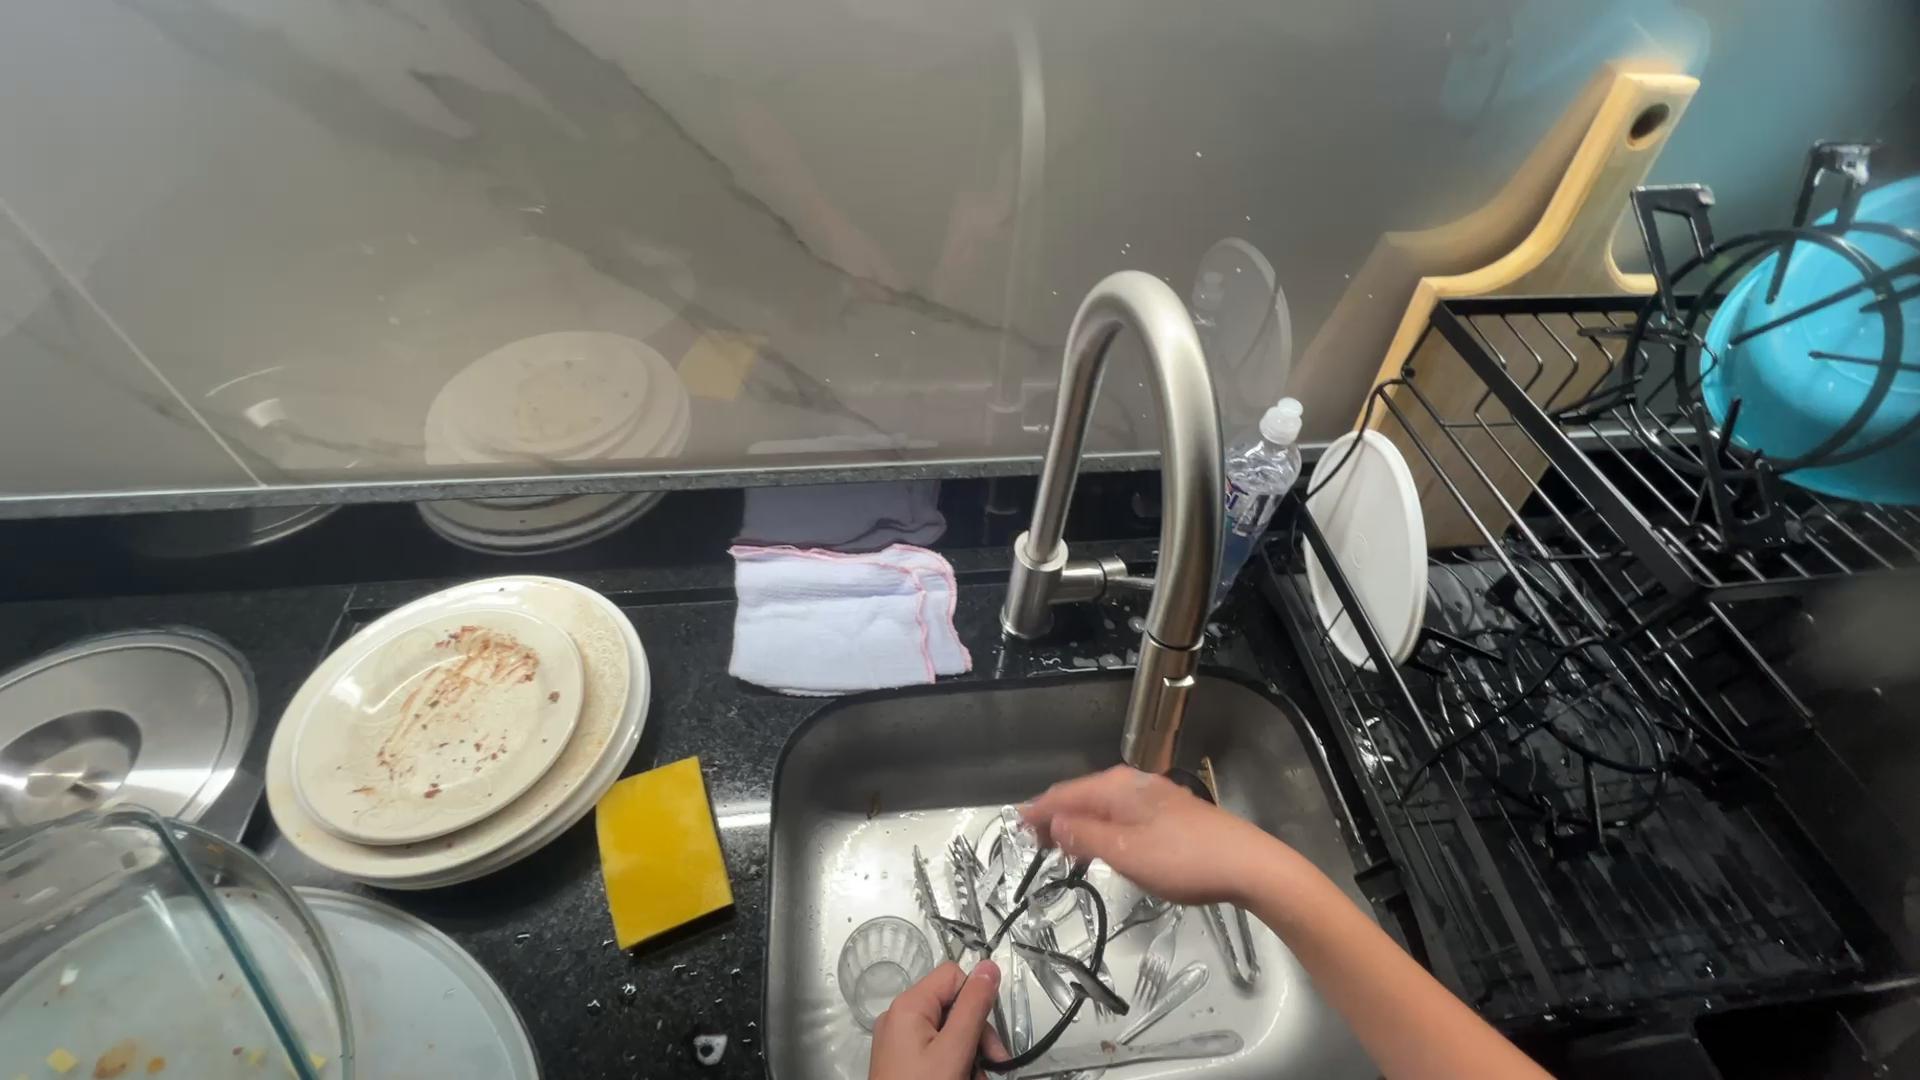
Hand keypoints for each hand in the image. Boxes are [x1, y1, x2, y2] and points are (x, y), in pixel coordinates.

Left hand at [869, 961, 1005, 1079]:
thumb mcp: (954, 1052)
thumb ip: (973, 1007)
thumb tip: (990, 966)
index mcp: (908, 1005)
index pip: (953, 976)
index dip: (976, 1000)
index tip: (991, 1038)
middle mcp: (900, 1018)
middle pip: (952, 1007)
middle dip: (977, 1036)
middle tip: (993, 1067)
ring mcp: (898, 1044)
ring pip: (947, 1034)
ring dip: (969, 1056)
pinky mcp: (901, 1065)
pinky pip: (935, 1053)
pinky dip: (953, 1067)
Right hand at [1022, 765, 1284, 906]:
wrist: (1247, 865)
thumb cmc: (1184, 859)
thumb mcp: (1126, 853)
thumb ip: (1084, 836)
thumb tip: (1052, 823)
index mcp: (1116, 787)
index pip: (1064, 794)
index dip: (1037, 810)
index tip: (1017, 825)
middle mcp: (1131, 783)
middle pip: (1080, 795)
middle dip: (1055, 816)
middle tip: (1035, 841)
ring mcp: (1150, 795)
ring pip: (1100, 804)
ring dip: (1078, 822)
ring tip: (1062, 846)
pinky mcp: (1166, 810)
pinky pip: (1119, 812)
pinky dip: (1100, 825)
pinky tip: (1101, 843)